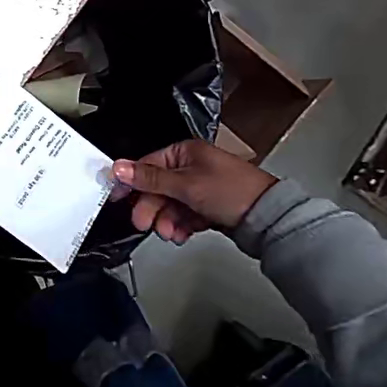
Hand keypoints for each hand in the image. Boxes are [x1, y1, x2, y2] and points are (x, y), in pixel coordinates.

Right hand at [112, 140, 276, 243]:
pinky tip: (183, 234)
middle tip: (145, 224)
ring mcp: (200, 187)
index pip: (148, 165)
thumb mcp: (185, 184)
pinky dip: (180, 226)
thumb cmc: (233, 192)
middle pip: (158, 188)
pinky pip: (184, 215)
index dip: (132, 183)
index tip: (118, 198)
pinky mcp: (207, 206)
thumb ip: (150, 178)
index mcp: (185, 152)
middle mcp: (191, 167)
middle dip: (152, 208)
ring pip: (170, 205)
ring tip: (171, 233)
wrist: (268, 218)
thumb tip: (119, 167)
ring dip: (166, 220)